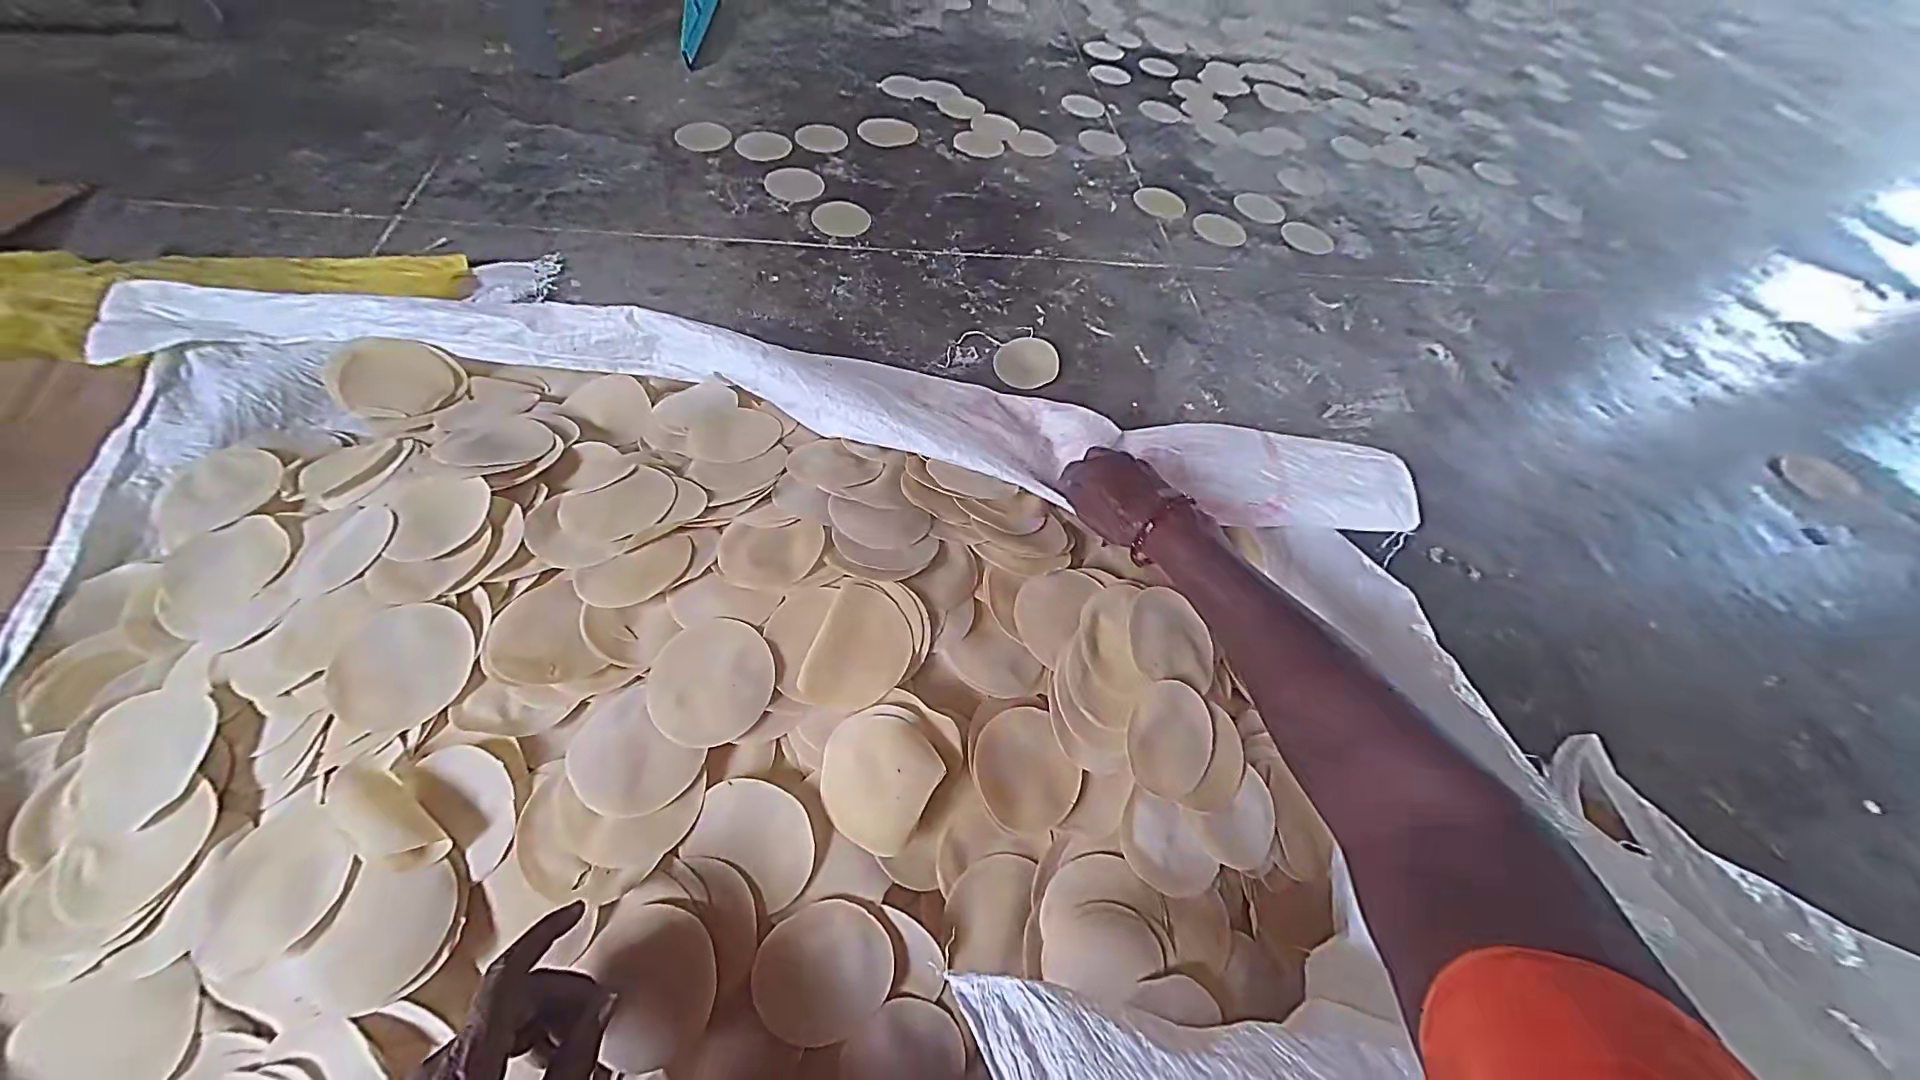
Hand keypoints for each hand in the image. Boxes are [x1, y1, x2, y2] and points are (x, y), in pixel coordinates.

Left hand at [415, 903, 612, 1079]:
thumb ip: (576, 1055)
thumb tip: (604, 1004)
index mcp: (471, 1059)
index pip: (509, 971)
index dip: (545, 932)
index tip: (576, 913)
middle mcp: (444, 1061)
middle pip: (516, 994)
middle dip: (566, 995)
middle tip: (600, 1018)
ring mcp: (436, 1075)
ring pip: (504, 1018)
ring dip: (548, 1020)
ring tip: (579, 1048)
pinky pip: (489, 1042)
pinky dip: (525, 1041)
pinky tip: (548, 1062)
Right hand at [1059, 447, 1193, 548]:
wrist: (1159, 521)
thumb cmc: (1120, 520)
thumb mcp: (1086, 514)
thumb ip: (1074, 496)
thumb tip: (1069, 488)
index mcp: (1085, 469)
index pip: (1069, 471)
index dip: (1068, 484)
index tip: (1069, 493)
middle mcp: (1106, 458)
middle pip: (1091, 459)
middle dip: (1088, 471)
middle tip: (1089, 489)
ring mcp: (1128, 461)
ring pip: (1110, 461)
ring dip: (1107, 472)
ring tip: (1109, 492)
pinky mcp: (1146, 468)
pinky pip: (1128, 469)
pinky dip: (1125, 476)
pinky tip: (1126, 491)